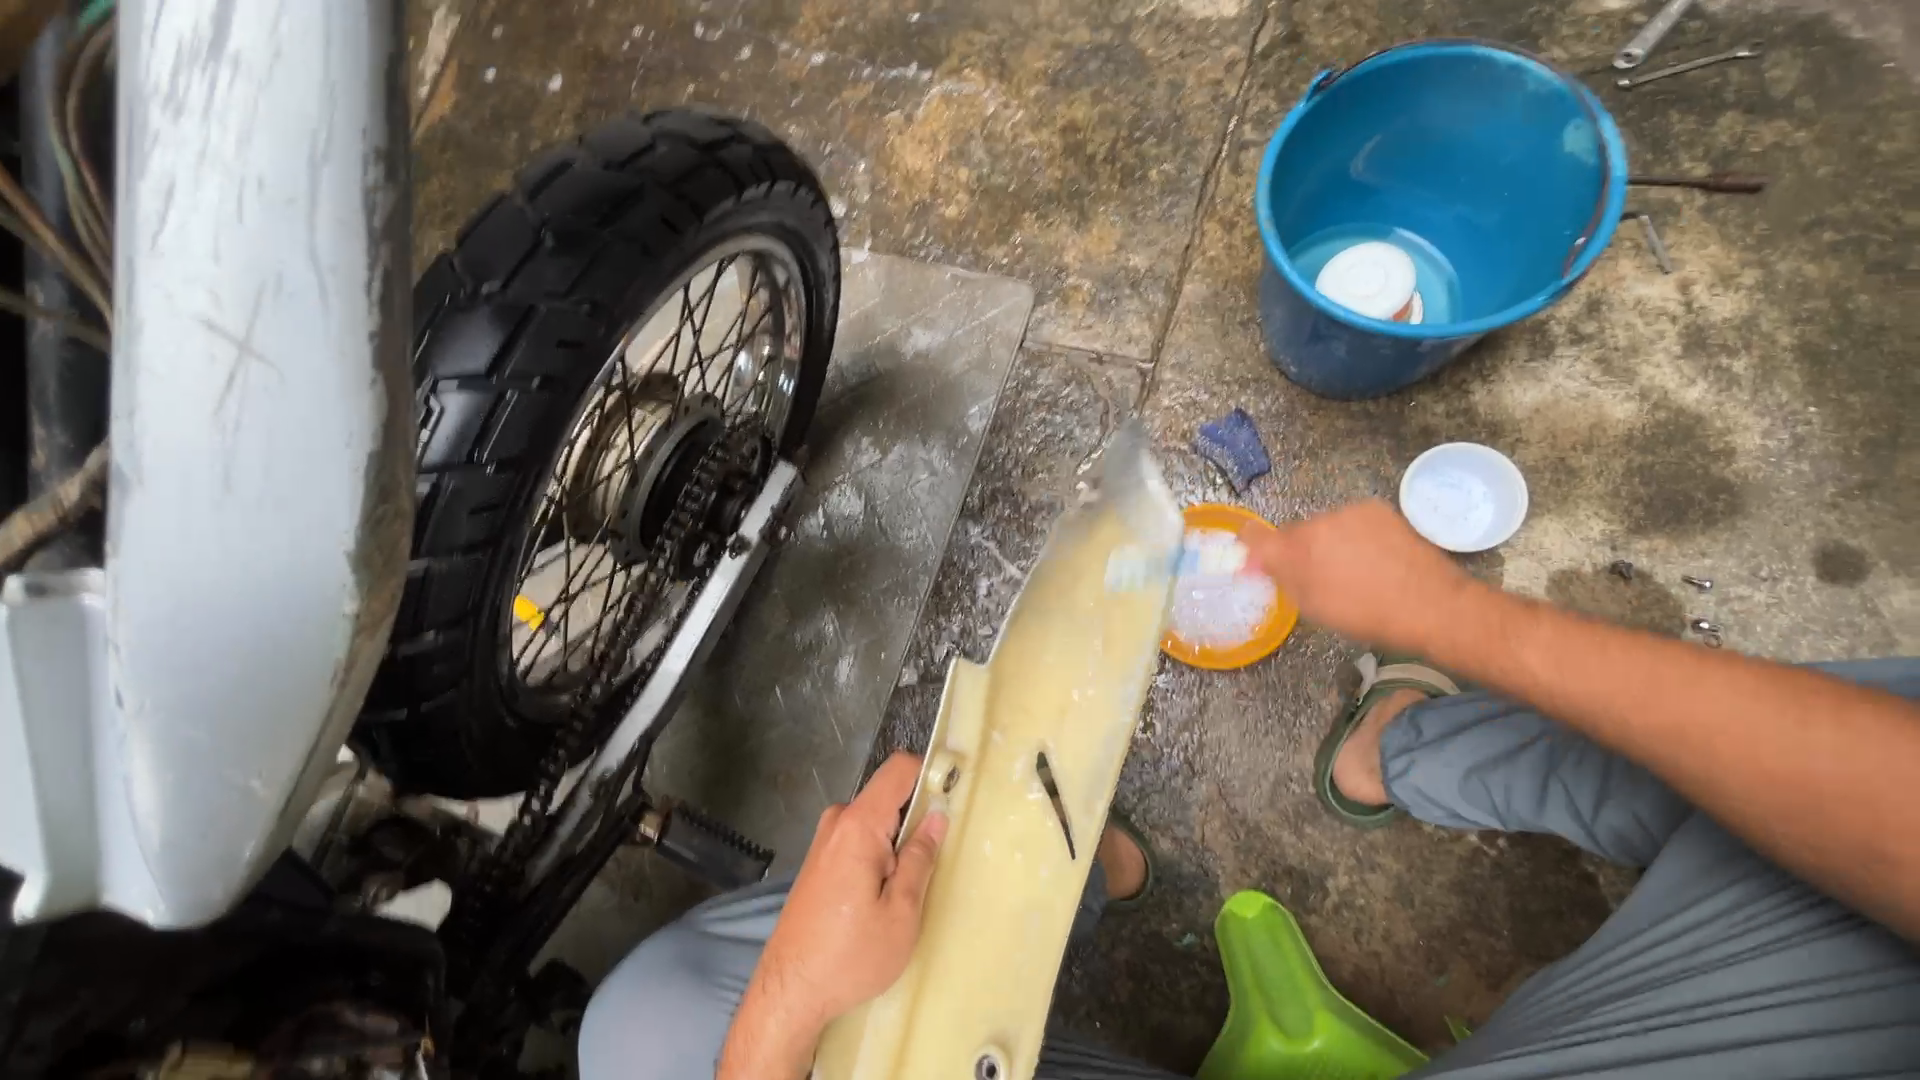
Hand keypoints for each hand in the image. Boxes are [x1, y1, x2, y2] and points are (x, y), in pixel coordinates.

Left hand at [718, 752, 947, 1077]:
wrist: (788, 993)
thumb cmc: (850, 956)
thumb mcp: (901, 913)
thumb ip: (920, 858)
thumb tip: (937, 816)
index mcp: (858, 824)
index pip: (899, 768)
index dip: (930, 774)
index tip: (953, 798)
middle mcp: (837, 821)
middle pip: (888, 796)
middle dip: (915, 821)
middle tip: (932, 864)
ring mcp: (824, 841)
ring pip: (874, 822)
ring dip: (896, 844)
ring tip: (906, 890)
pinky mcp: (818, 862)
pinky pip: (858, 839)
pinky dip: (877, 856)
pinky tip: (880, 898)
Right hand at [1238, 498, 1473, 649]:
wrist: (1432, 605)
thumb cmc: (1367, 615)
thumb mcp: (1313, 606)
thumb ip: (1282, 578)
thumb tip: (1257, 562)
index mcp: (1297, 549)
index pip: (1257, 537)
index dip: (1251, 545)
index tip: (1254, 558)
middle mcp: (1318, 523)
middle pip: (1294, 533)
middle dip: (1299, 550)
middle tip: (1316, 577)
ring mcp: (1349, 512)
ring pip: (1323, 526)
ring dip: (1327, 541)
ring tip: (1351, 569)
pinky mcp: (1376, 509)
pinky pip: (1350, 520)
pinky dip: (1352, 534)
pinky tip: (1371, 556)